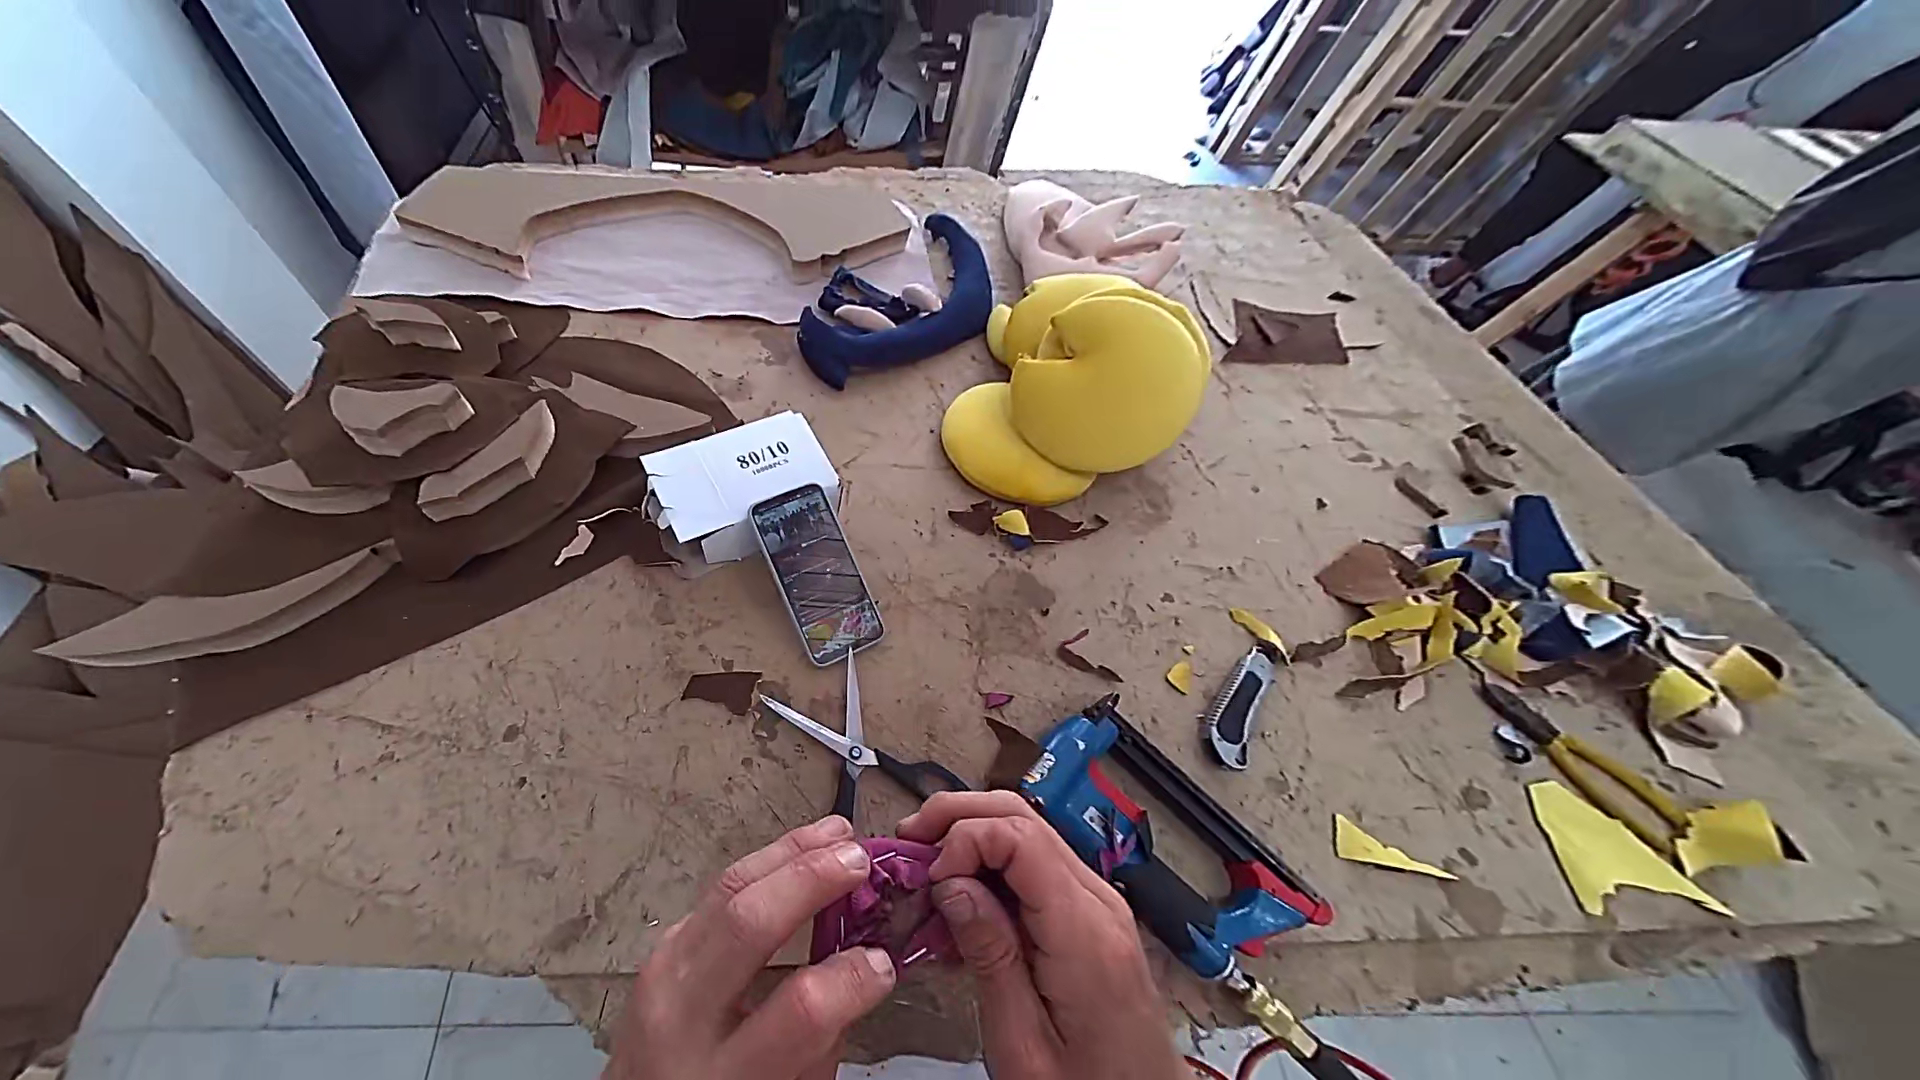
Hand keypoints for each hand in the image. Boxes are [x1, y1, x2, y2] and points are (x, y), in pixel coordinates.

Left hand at [604, 816, 894, 1079]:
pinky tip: (805, 847)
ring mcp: (666, 968)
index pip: (799, 1010)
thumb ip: (826, 1031)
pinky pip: (724, 885)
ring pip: (732, 885)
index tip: (884, 961)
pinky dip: (771, 858)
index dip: (853, 978)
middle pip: (749, 923)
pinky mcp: (667, 940)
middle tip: (861, 861)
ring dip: (794, 850)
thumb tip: (869, 957)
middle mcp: (681, 1015)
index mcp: (720, 1074)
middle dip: (813, 879)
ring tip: (840, 833)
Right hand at [898, 791, 1183, 1079]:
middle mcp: (1096, 898)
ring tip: (927, 870)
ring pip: (1025, 829)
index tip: (928, 875)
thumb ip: (988, 955)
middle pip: (1022, 817)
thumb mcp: (1023, 1044)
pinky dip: (988, 862)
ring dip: (970, 834)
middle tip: (911, 841)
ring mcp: (1096, 898)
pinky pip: (1032, 862)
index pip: (1021, 838)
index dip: (965, 838)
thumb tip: (950, 882)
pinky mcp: (1088, 907)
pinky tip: (959, 895)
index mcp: (1084, 931)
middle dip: (959, 815)